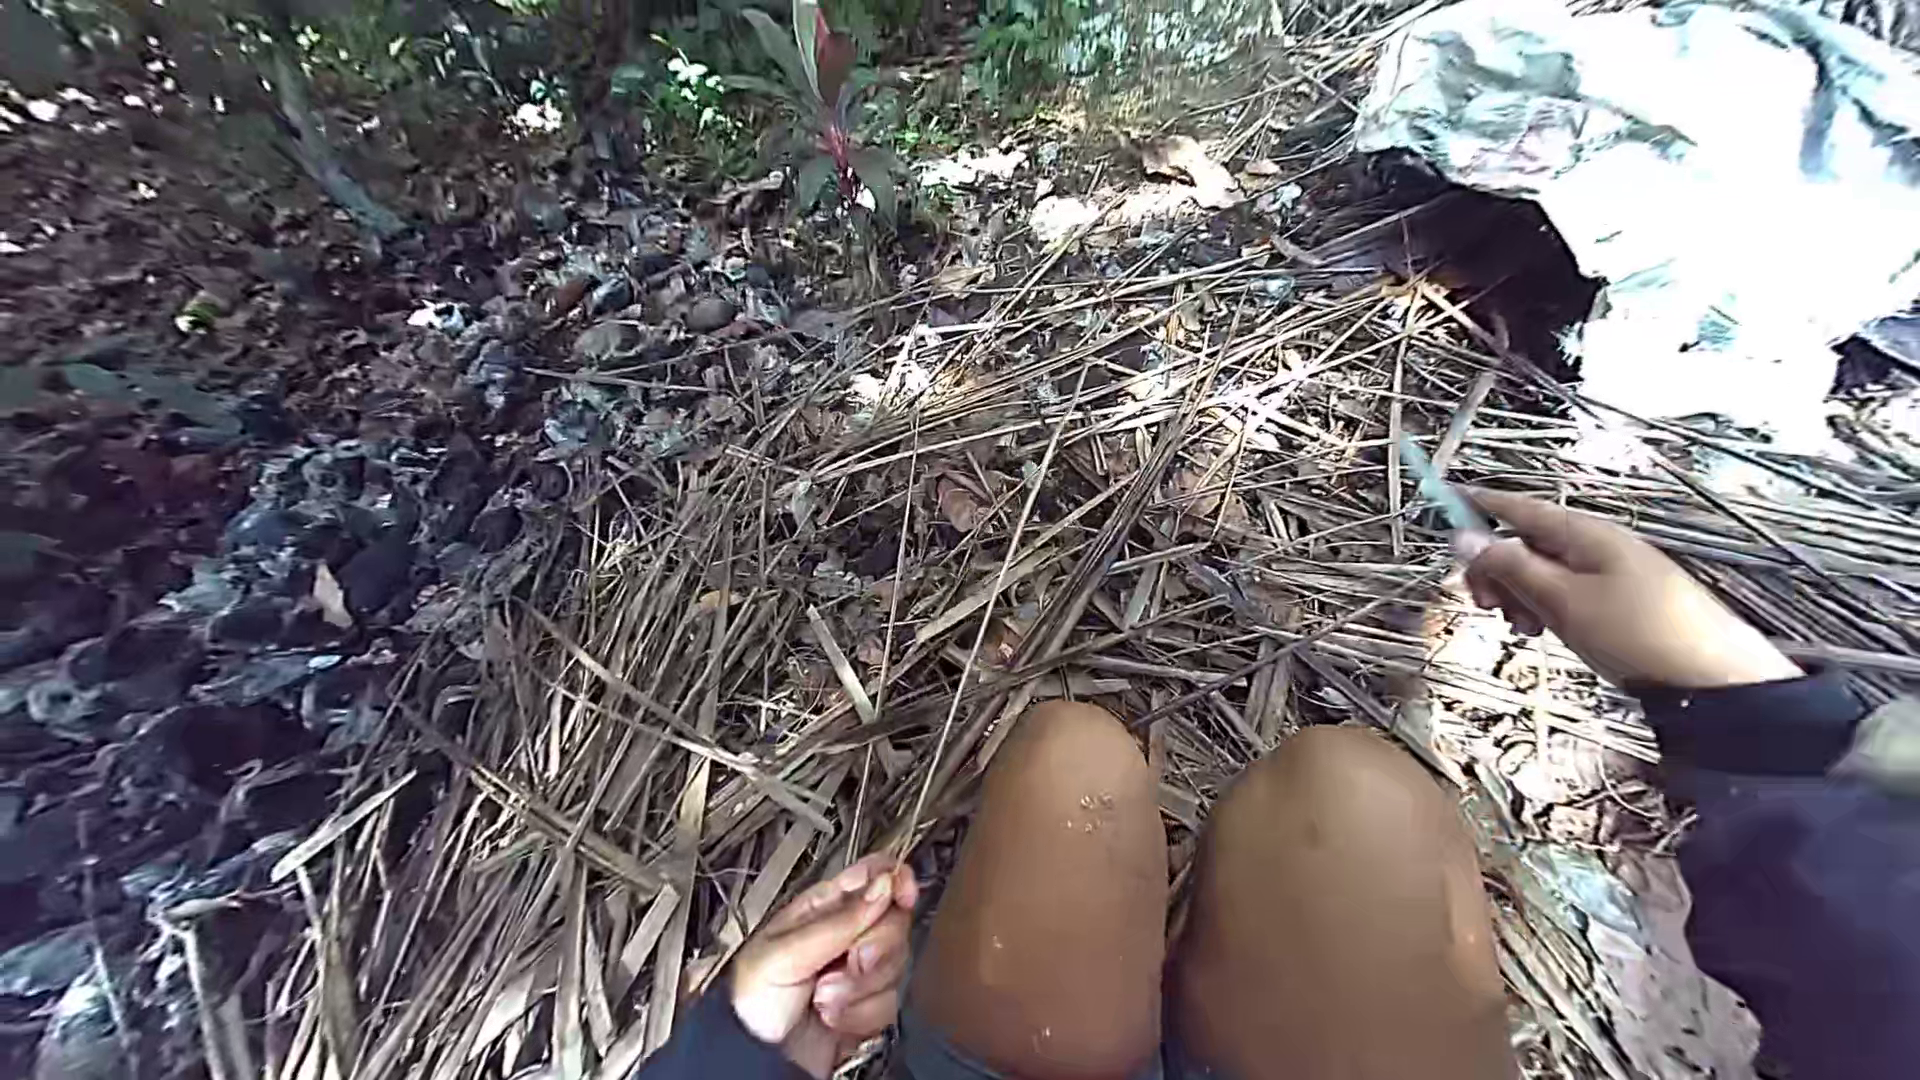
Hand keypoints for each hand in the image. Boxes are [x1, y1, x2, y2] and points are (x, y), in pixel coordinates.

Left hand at [731, 854, 918, 1078]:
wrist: (751, 1064)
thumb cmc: (751, 999)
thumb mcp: (788, 951)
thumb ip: (841, 919)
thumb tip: (884, 885)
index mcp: (825, 905)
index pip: (874, 873)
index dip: (896, 877)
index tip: (903, 895)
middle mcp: (847, 931)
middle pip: (895, 918)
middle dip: (876, 945)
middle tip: (851, 960)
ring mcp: (858, 969)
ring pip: (896, 961)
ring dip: (862, 987)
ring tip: (826, 997)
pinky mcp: (866, 1005)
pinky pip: (891, 1001)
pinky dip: (863, 1015)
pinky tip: (834, 1018)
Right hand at [1459, 490, 1802, 688]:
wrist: (1714, 682)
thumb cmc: (1634, 632)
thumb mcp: (1558, 598)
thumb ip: (1508, 565)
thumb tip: (1464, 537)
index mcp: (1584, 535)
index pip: (1519, 508)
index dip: (1480, 503)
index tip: (1446, 497)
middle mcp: (1594, 545)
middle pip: (1521, 543)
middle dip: (1493, 569)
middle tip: (1484, 602)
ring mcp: (1606, 571)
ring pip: (1535, 569)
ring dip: (1513, 593)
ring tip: (1519, 624)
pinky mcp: (1613, 596)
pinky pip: (1558, 589)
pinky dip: (1537, 604)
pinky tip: (1539, 628)